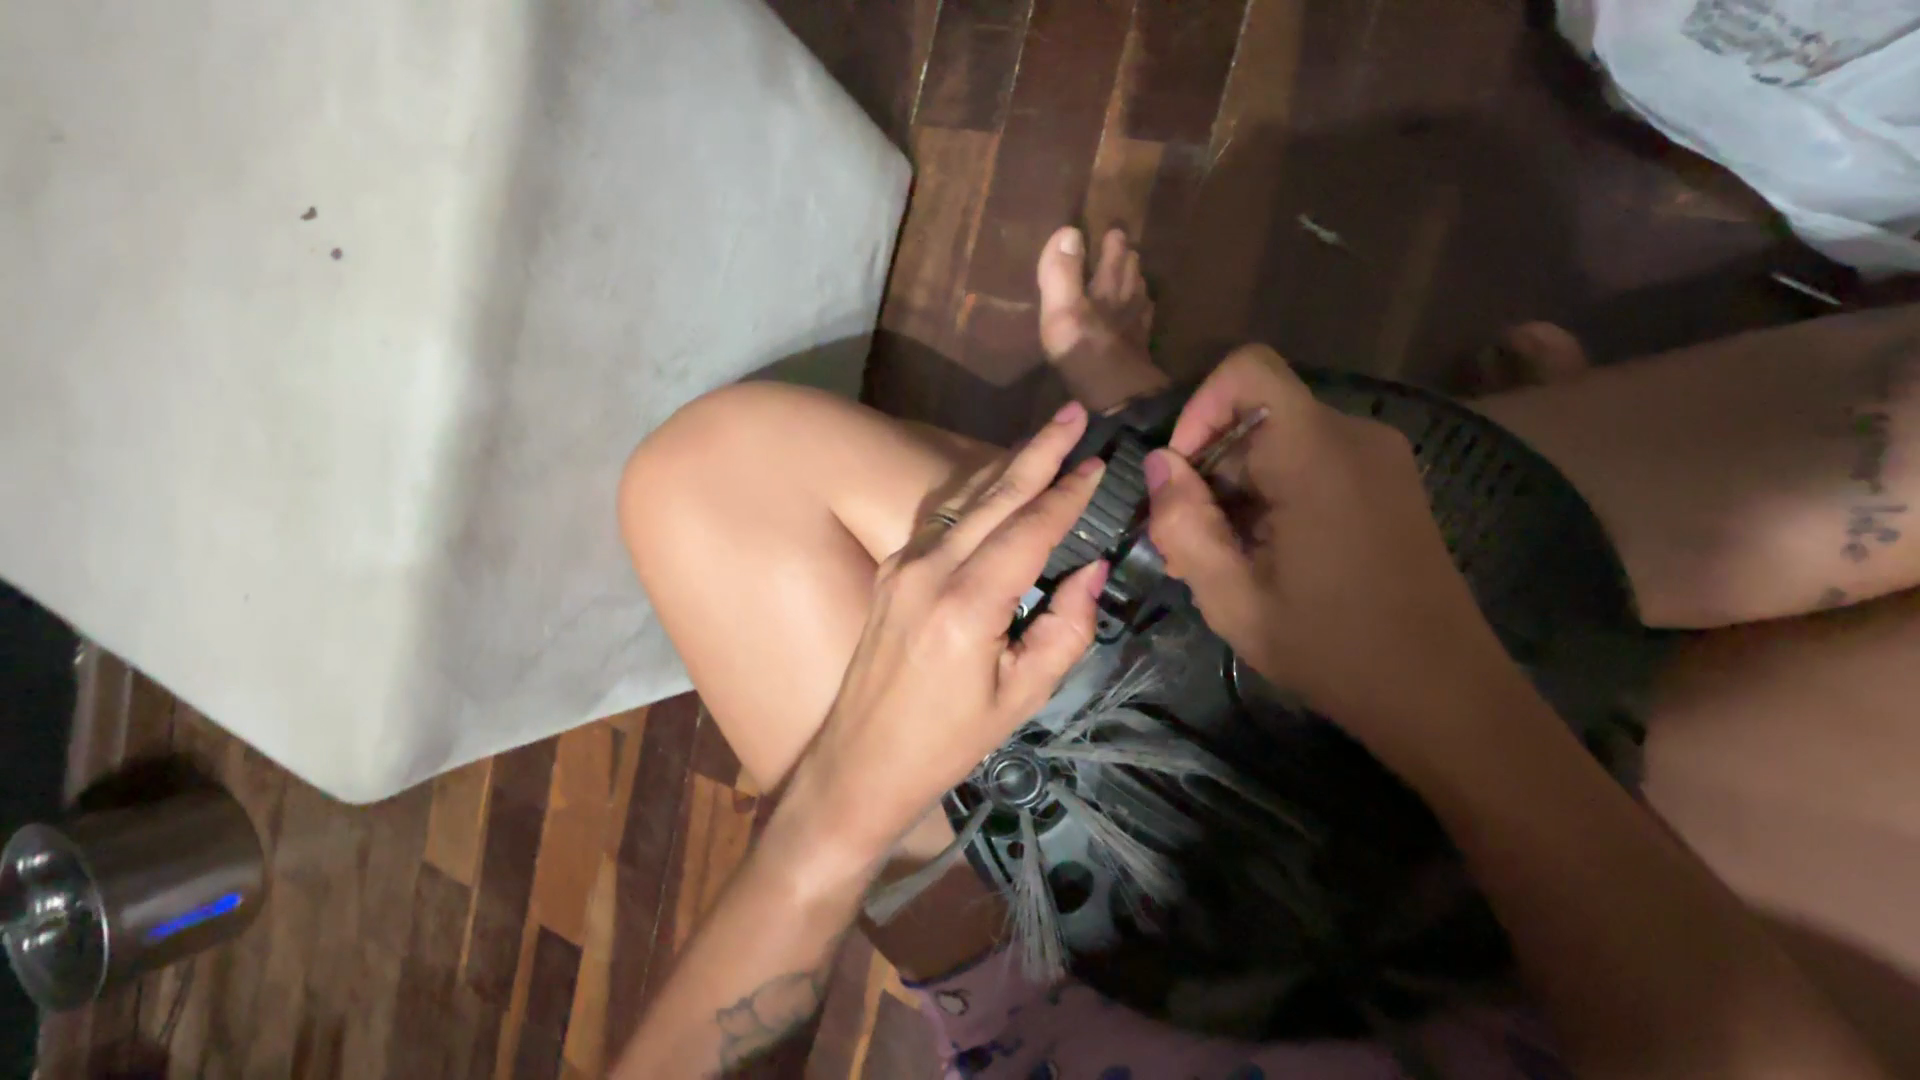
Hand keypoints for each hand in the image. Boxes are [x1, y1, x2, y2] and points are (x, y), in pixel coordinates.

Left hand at [802, 402, 1110, 849]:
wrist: (860, 762)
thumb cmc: (949, 742)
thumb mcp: (1024, 697)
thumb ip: (1066, 628)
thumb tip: (1092, 567)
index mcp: (967, 603)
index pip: (1030, 529)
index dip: (1069, 494)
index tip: (1101, 462)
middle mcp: (930, 569)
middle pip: (995, 496)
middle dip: (1038, 452)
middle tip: (1074, 413)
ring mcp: (903, 564)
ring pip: (965, 499)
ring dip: (1008, 465)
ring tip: (1046, 435)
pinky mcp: (891, 570)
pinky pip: (943, 517)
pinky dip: (979, 493)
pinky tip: (1002, 480)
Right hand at [1144, 346, 1514, 750]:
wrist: (1445, 694)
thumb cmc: (1332, 649)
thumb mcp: (1232, 597)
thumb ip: (1182, 523)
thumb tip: (1158, 464)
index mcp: (1317, 453)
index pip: (1247, 369)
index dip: (1199, 408)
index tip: (1181, 476)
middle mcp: (1356, 436)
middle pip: (1258, 414)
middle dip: (1211, 469)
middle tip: (1191, 545)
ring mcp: (1382, 461)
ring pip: (1282, 442)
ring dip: (1240, 490)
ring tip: (1227, 563)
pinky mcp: (1392, 486)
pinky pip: (1315, 464)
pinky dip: (1277, 496)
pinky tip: (1269, 559)